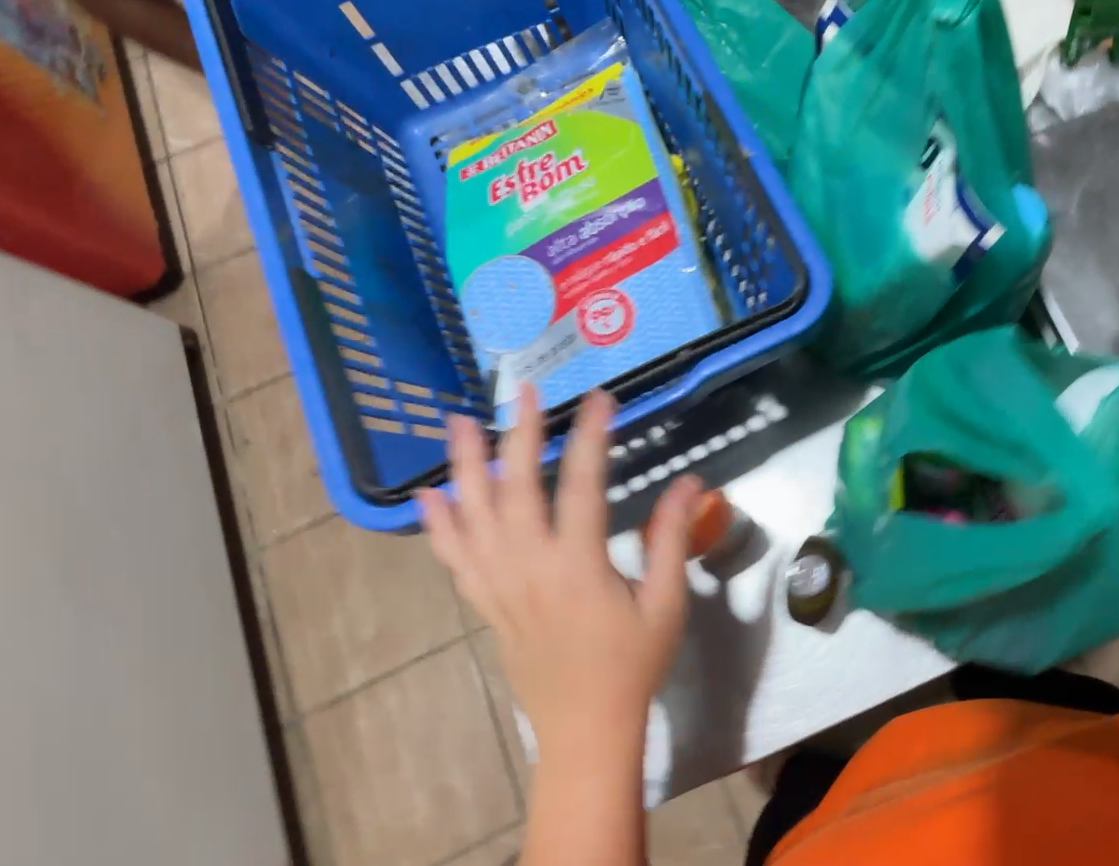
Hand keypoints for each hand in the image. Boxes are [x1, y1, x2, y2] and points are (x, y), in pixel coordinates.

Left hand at [419, 388, 702, 756]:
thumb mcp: (666, 602)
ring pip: (473, 515)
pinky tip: (428, 495)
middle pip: (516, 487)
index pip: (582, 483)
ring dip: (464, 465)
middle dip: (519, 434)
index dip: (591, 435)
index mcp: (578, 564)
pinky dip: (438, 524)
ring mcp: (499, 584)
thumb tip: (691, 482)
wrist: (584, 727)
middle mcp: (529, 566)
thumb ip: (671, 538)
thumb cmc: (632, 664)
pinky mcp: (485, 602)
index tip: (600, 398)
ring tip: (458, 421)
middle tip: (523, 392)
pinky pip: (454, 557)